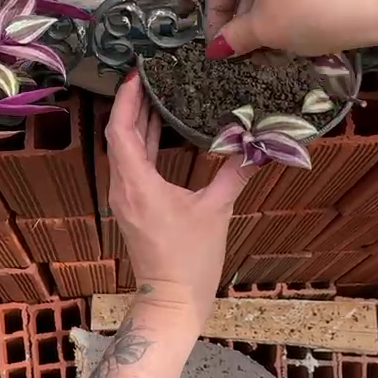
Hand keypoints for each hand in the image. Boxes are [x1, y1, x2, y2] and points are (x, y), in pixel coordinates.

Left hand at [103, 74, 246, 325]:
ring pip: (124, 151)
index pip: (121, 131)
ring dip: (137, 124)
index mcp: (137, 185)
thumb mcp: (216, 212)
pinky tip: (159, 130)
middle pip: (119, 137)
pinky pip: (131, 166)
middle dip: (132, 106)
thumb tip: (257, 146)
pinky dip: (142, 144)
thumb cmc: (190, 259)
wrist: (171, 301)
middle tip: (151, 78)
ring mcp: (125, 199)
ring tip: (156, 94)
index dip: (127, 101)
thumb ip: (234, 174)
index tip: (138, 76)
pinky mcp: (132, 208)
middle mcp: (123, 188)